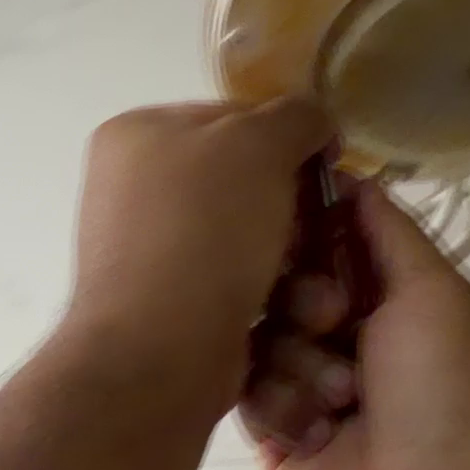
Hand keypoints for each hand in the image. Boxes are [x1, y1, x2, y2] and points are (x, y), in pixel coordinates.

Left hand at [69, 99, 332, 392]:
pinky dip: (268, 298)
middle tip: (326, 236)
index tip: (333, 173)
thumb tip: (315, 122)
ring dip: (293, 265)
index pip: (235, 118)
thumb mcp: (259, 146)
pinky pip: (234, 288)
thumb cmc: (206, 233)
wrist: (160, 352)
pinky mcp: (170, 307)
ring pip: (246, 243)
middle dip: (296, 216)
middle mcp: (135, 191)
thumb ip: (295, 117)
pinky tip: (291, 315)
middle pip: (244, 186)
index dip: (292, 141)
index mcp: (139, 135)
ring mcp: (149, 253)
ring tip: (318, 293)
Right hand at [240, 186, 469, 469]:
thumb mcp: (434, 291)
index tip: (286, 217)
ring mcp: (303, 380)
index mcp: (389, 295)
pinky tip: (315, 436)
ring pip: (257, 335)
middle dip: (304, 299)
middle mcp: (344, 332)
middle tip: (334, 322)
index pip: (327, 236)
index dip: (305, 225)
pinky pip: (242, 388)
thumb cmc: (444, 389)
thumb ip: (387, 229)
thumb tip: (349, 174)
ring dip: (298, 364)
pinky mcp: (271, 426)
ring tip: (340, 402)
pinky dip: (280, 407)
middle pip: (282, 281)